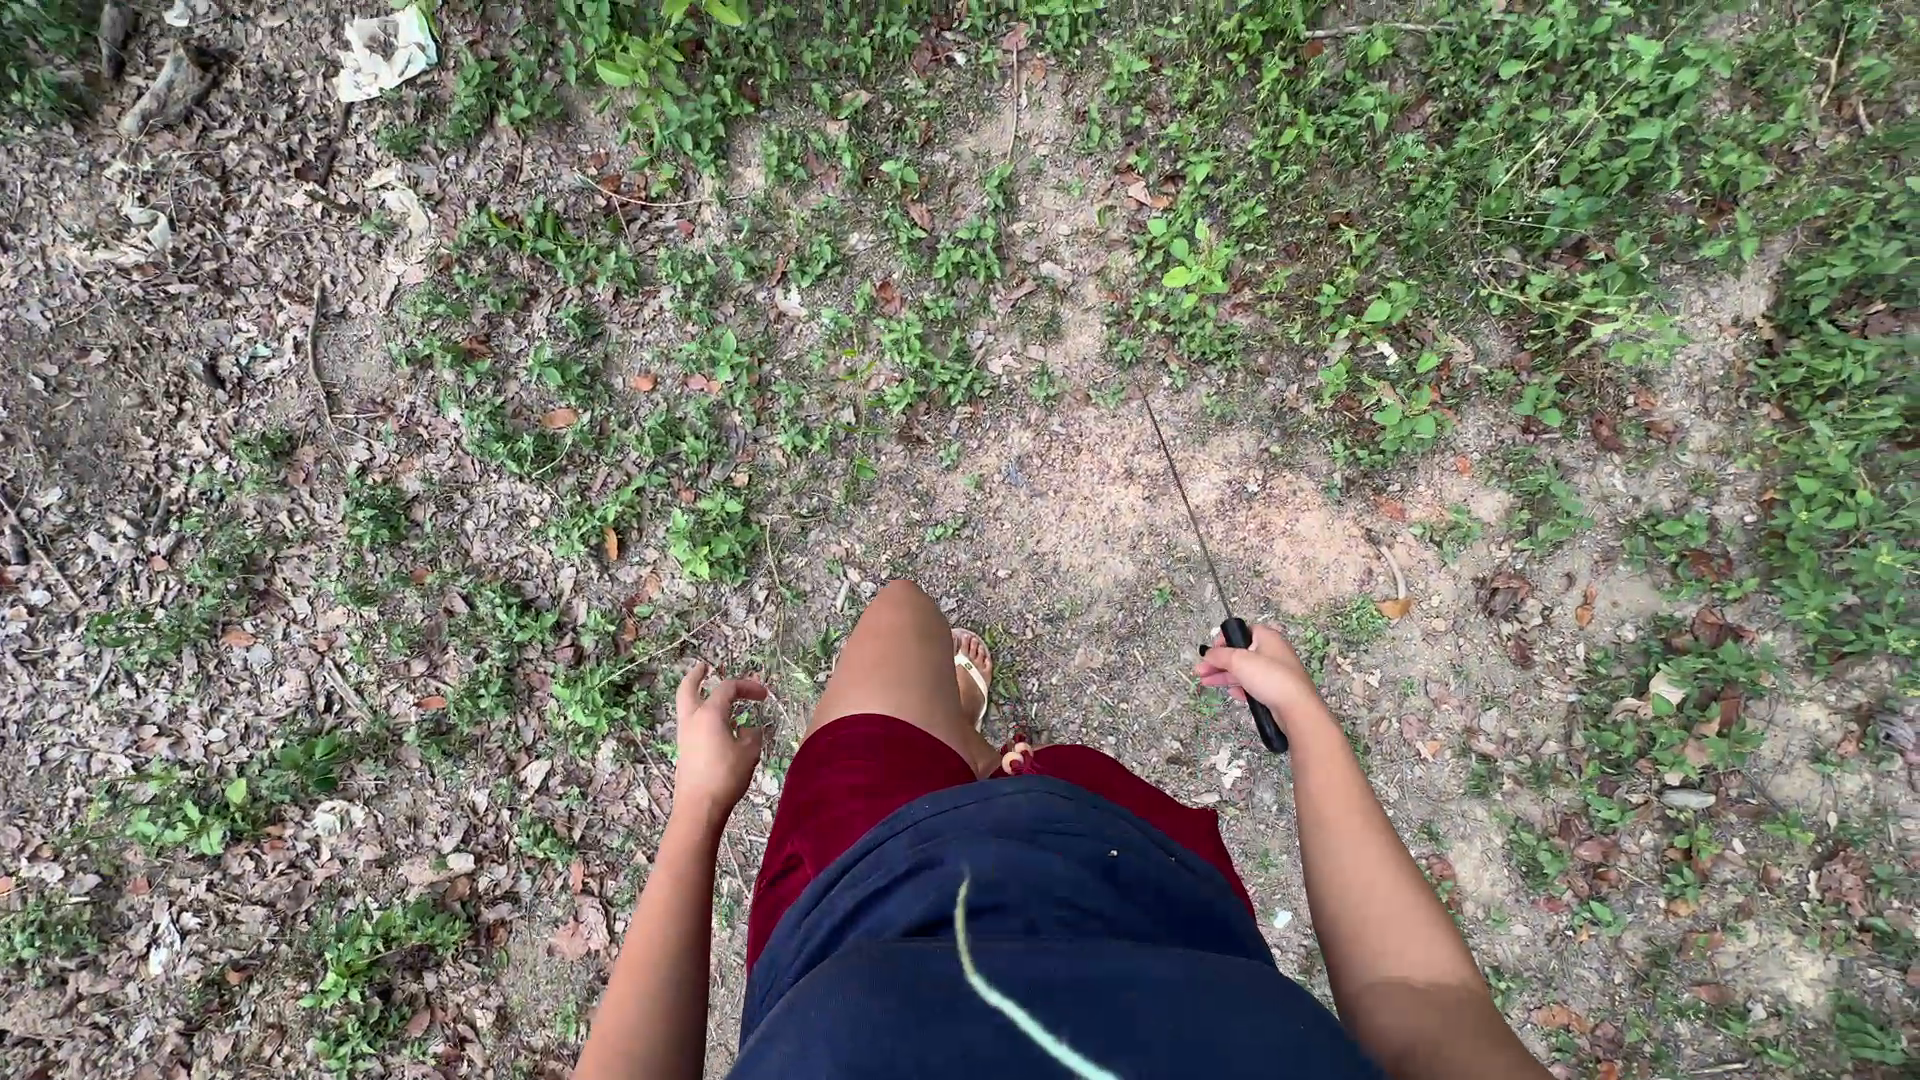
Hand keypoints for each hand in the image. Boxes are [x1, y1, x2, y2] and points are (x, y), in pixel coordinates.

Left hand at [671, 661, 767, 822]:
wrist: (699, 808)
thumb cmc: (726, 776)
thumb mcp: (749, 752)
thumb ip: (752, 735)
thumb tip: (747, 729)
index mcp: (709, 714)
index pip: (728, 688)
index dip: (748, 686)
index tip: (765, 695)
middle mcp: (692, 720)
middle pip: (688, 689)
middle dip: (696, 676)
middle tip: (704, 667)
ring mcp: (685, 736)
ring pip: (687, 707)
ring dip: (699, 697)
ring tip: (713, 697)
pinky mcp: (684, 752)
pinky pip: (692, 724)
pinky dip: (702, 716)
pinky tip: (718, 726)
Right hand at [1192, 623, 1321, 727]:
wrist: (1296, 708)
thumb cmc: (1270, 678)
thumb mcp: (1238, 661)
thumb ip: (1219, 654)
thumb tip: (1208, 653)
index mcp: (1267, 637)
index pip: (1241, 631)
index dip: (1224, 640)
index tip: (1212, 652)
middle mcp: (1272, 652)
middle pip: (1239, 653)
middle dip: (1218, 662)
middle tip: (1201, 671)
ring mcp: (1275, 671)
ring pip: (1244, 670)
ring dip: (1224, 675)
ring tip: (1206, 682)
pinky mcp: (1276, 689)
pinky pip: (1253, 685)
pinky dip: (1240, 687)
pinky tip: (1232, 693)